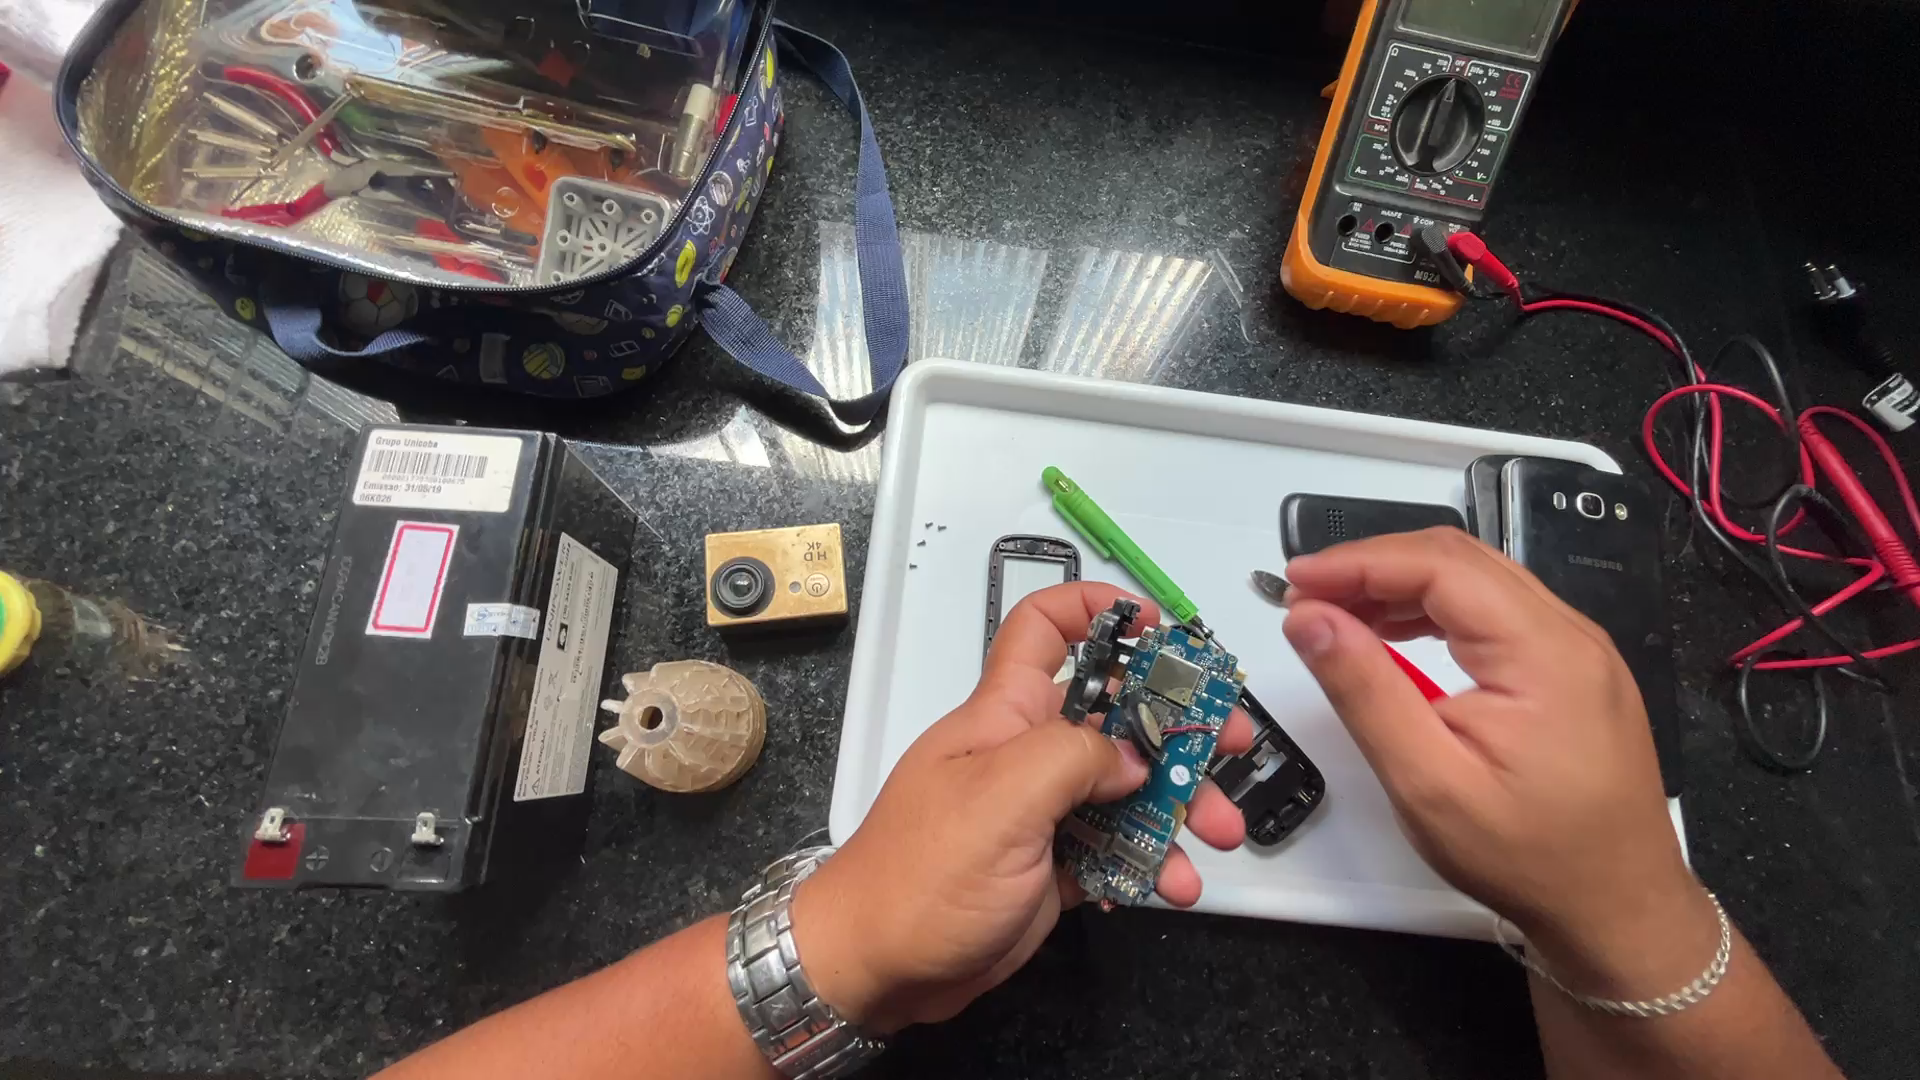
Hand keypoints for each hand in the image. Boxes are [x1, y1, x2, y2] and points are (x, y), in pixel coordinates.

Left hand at [790, 583, 1252, 1032]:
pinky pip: (1112, 846)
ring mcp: (1041, 808)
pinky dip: (1148, 861)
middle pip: (1112, 711)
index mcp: (1007, 711)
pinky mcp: (1050, 861)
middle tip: (1230, 744)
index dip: (1093, 608)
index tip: (1155, 625)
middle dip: (1176, 722)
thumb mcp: (1003, 798)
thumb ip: (1074, 759)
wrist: (878, 966)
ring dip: (1177, 804)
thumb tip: (1130, 760)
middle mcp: (1028, 749)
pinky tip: (1172, 885)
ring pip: (1123, 785)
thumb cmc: (927, 870)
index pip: (1042, 628)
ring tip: (1220, 834)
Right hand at [1280, 528, 1714, 995]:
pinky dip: (1422, 606)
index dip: (1357, 562)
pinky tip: (1384, 632)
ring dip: (1392, 582)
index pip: (1439, 567)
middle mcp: (1568, 634)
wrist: (1615, 910)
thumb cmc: (1524, 855)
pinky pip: (1483, 607)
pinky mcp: (1561, 664)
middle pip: (1455, 558)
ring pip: (1468, 576)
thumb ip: (1362, 689)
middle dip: (1369, 565)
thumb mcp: (1425, 779)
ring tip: (1331, 613)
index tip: (1295, 582)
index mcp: (1544, 655)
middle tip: (1304, 596)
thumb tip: (1306, 618)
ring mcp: (1571, 647)